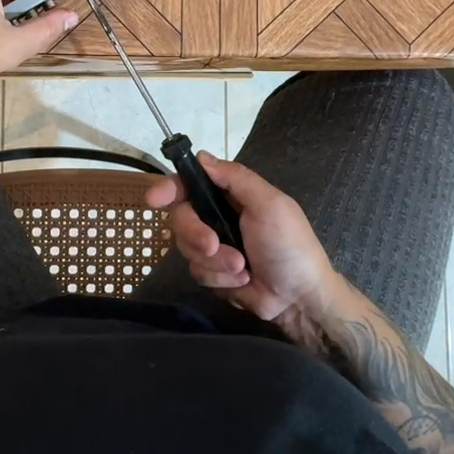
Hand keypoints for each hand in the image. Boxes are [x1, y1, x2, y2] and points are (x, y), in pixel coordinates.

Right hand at [145, 154, 338, 321]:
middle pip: (181, 217)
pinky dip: (220, 278)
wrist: (299, 298)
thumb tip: (202, 156)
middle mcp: (217, 218)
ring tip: (243, 269)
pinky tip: (242, 281)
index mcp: (230, 196)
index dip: (169, 188)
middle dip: (195, 234)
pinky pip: (197, 272)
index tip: (154, 199)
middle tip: (213, 245)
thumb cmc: (289, 245)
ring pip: (186, 248)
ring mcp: (213, 247)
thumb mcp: (269, 204)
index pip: (190, 184)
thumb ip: (236, 177)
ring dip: (215, 261)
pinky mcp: (212, 273)